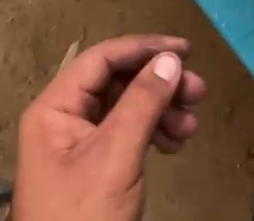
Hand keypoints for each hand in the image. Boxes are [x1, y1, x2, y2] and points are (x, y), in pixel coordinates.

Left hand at [13, 35, 209, 220]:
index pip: (102, 59)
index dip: (144, 49)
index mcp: (55, 109)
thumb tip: (170, 59)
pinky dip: (154, 132)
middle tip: (199, 91)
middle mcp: (64, 119)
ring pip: (127, 107)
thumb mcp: (115, 156)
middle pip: (117, 82)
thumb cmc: (83, 216)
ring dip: (162, 109)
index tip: (185, 51)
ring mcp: (78, 145)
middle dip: (159, 83)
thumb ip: (143, 102)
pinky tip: (175, 143)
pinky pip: (128, 133)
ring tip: (191, 124)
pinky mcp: (94, 168)